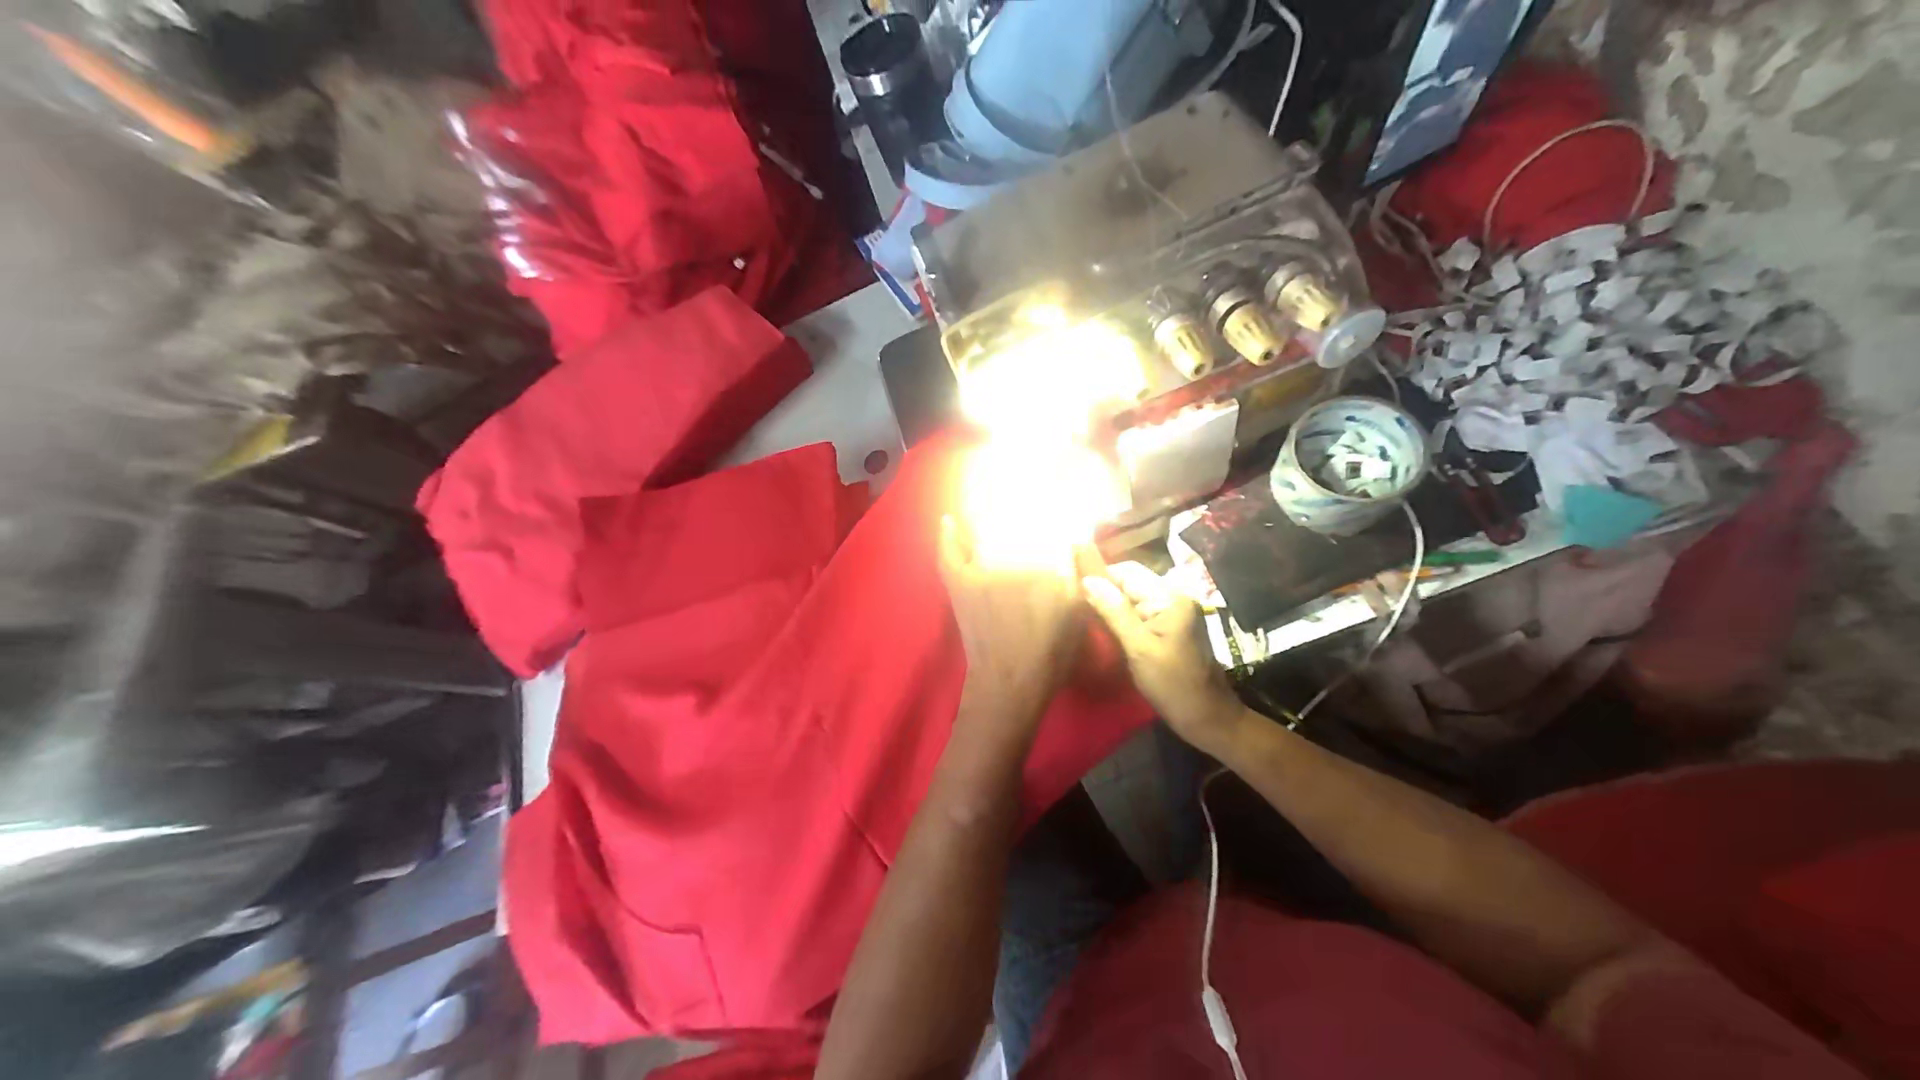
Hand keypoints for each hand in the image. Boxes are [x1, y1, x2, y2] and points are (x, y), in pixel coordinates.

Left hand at [938, 516, 1083, 717]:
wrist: (1011, 683)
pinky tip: (948, 520)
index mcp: (1047, 566)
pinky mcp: (961, 583)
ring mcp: (982, 571)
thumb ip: (1085, 574)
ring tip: (994, 512)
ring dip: (988, 525)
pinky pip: (950, 554)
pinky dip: (948, 536)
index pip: (1046, 529)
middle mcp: (1013, 560)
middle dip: (1019, 520)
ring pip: (985, 538)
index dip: (1049, 520)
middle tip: (1025, 514)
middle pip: (1013, 530)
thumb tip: (1080, 540)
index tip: (1053, 512)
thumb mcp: (1081, 614)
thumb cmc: (1051, 653)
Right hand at [1082, 561, 1245, 755]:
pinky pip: (1141, 611)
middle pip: (1131, 581)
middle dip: (1105, 591)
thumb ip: (1114, 612)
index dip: (1099, 577)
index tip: (1073, 591)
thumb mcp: (1139, 648)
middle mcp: (1174, 596)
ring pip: (1134, 596)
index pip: (1127, 572)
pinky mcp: (1172, 625)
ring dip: (1112, 605)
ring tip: (1089, 619)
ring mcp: (1175, 611)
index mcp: (1169, 597)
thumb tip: (1087, 579)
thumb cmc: (1172, 684)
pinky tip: (1109, 631)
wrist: (1208, 717)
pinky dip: (1124, 617)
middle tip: (1078, 609)